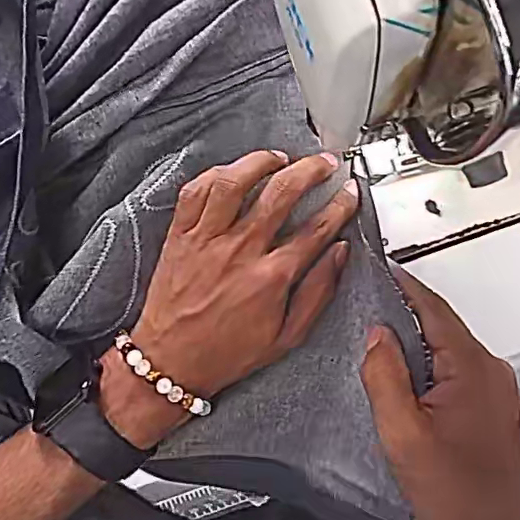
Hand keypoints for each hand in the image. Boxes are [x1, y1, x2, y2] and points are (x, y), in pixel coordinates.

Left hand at [104, 150, 357, 445]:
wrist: (171, 361)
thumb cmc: (226, 352)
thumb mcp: (287, 336)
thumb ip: (319, 292)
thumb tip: (340, 254)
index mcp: (271, 278)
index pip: (316, 228)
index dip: (340, 205)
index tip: (348, 193)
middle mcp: (240, 252)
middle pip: (281, 193)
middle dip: (310, 171)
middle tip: (323, 163)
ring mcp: (207, 240)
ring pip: (235, 182)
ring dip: (261, 162)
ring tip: (279, 157)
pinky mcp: (180, 236)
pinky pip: (196, 192)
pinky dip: (215, 174)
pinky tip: (232, 172)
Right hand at [361, 268, 519, 519]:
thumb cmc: (455, 497)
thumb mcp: (402, 433)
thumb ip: (385, 376)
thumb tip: (376, 335)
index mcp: (472, 370)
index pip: (434, 309)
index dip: (404, 285)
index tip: (382, 268)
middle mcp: (491, 373)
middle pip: (442, 324)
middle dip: (406, 310)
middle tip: (370, 301)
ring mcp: (496, 389)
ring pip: (448, 346)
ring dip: (417, 339)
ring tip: (381, 337)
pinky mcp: (493, 405)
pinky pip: (456, 367)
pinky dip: (430, 362)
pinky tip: (406, 375)